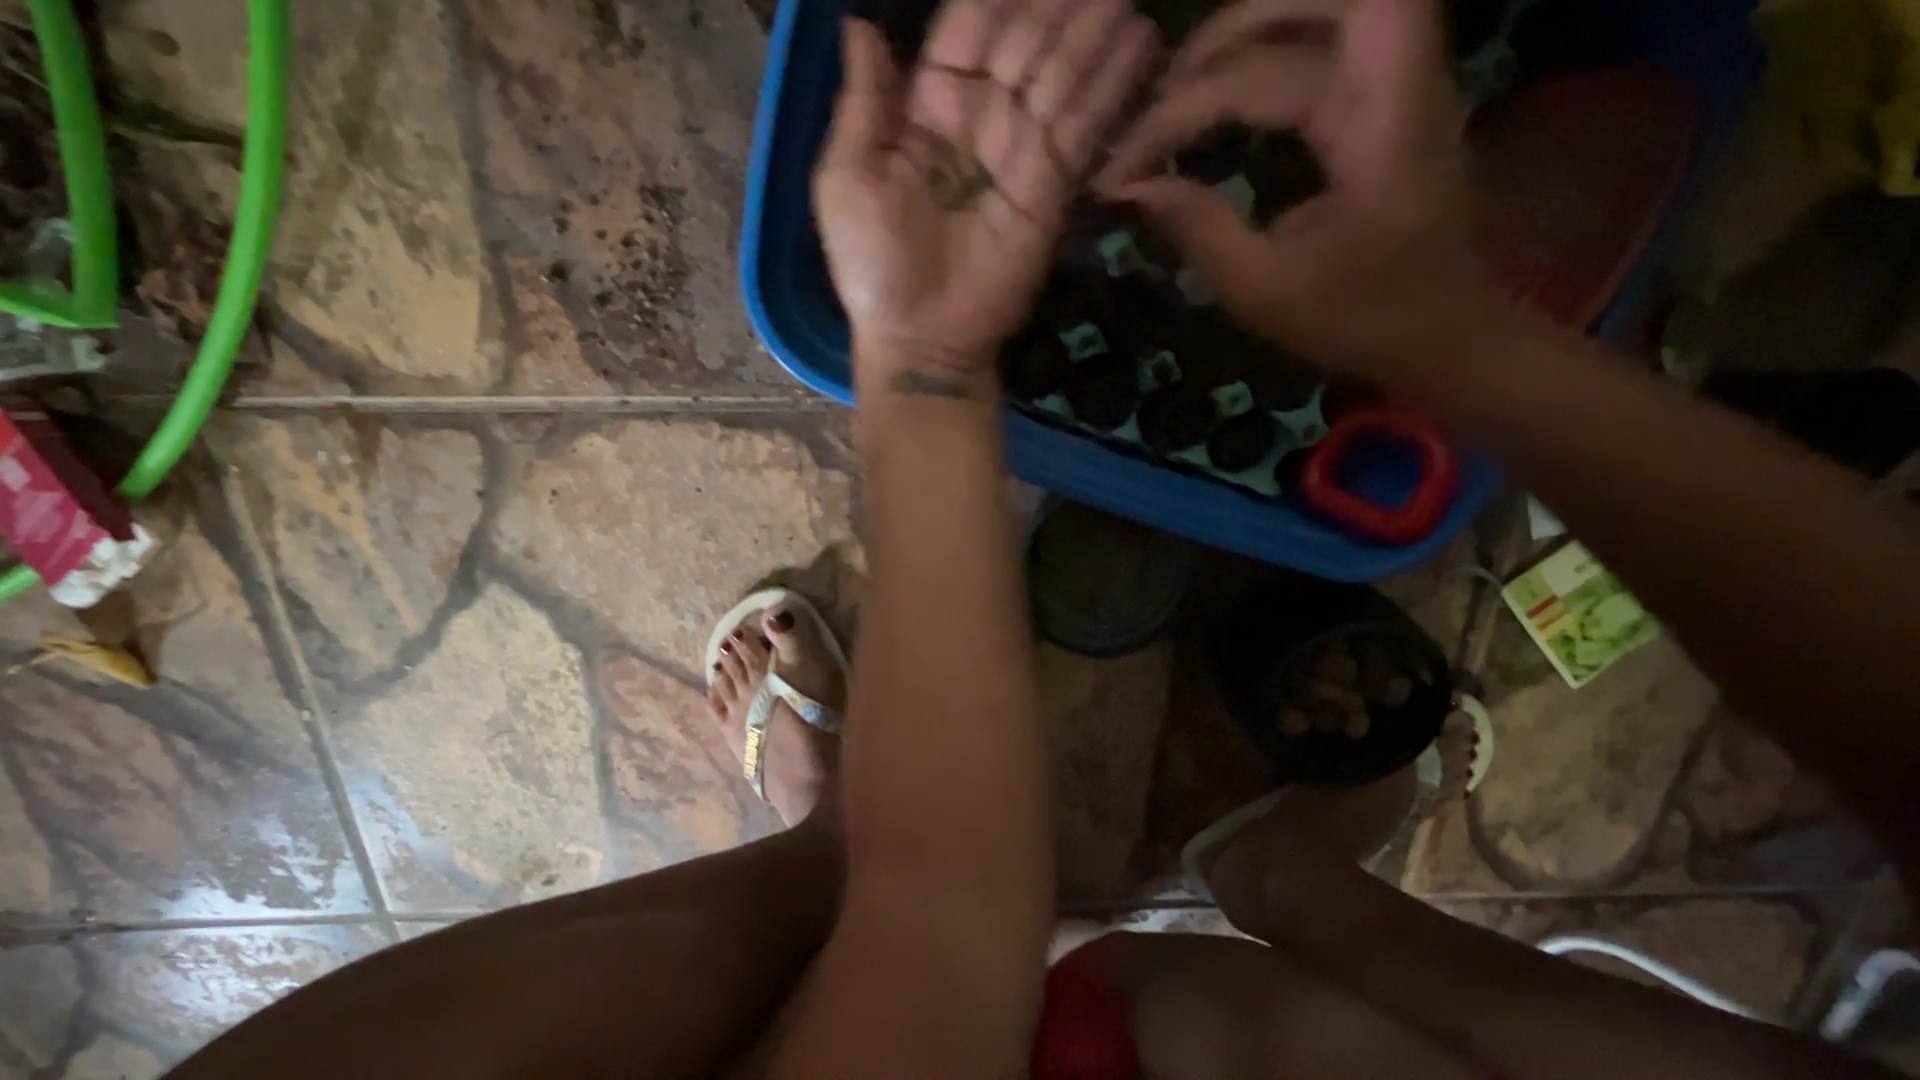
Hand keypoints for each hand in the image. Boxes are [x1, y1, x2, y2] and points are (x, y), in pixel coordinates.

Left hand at [813, 2, 1158, 398]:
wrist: (920, 337)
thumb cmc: (873, 262)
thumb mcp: (848, 177)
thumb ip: (863, 101)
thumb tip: (861, 24)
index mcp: (925, 108)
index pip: (968, 32)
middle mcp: (978, 119)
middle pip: (1023, 45)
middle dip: (1060, 9)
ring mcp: (1019, 152)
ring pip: (1060, 77)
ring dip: (1094, 36)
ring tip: (1126, 1)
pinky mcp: (1052, 188)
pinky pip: (1082, 127)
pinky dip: (1111, 88)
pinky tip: (1140, 44)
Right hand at [1097, 0, 1511, 385]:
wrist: (1450, 336)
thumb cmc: (1360, 321)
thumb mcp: (1265, 291)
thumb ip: (1197, 229)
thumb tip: (1127, 188)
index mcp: (1378, 130)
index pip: (1265, 78)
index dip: (1185, 111)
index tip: (1127, 168)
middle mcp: (1402, 82)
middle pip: (1328, 0)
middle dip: (1232, 29)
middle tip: (1167, 86)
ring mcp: (1405, 83)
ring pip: (1334, 8)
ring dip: (1256, 28)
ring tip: (1190, 80)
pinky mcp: (1393, 99)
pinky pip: (1336, 41)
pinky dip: (1278, 50)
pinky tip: (1234, 89)